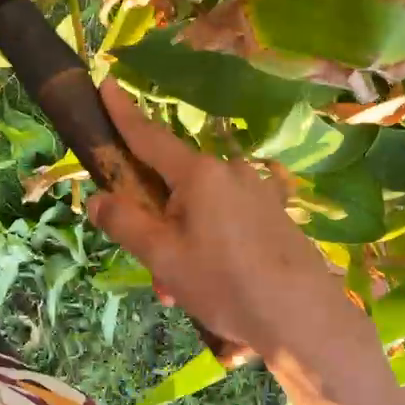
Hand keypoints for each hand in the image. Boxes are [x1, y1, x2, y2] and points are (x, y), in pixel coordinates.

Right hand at [85, 82, 382, 389]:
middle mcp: (229, 172)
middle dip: (151, 219)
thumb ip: (124, 223)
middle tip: (148, 265)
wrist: (306, 323)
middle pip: (171, 183)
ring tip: (179, 291)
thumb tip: (98, 199)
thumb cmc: (226, 284)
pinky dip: (207, 244)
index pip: (148, 136)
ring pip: (197, 208)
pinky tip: (211, 286)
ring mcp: (257, 192)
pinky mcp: (274, 215)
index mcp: (199, 174)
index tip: (106, 81)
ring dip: (178, 240)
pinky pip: (224, 220)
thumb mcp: (162, 257)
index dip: (123, 112)